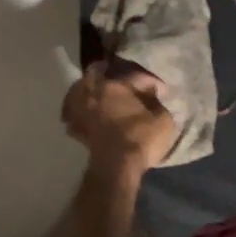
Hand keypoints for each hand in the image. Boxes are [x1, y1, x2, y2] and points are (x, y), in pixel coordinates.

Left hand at [62, 60, 176, 176]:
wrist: (116, 166)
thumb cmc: (142, 139)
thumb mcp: (163, 120)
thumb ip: (158, 103)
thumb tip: (152, 95)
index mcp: (116, 85)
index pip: (135, 74)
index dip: (149, 80)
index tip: (160, 89)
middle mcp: (94, 91)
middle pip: (96, 71)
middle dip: (107, 70)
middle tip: (117, 74)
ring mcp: (81, 109)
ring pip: (79, 89)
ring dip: (88, 87)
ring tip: (96, 91)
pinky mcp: (75, 127)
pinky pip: (71, 111)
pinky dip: (77, 109)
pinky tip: (83, 111)